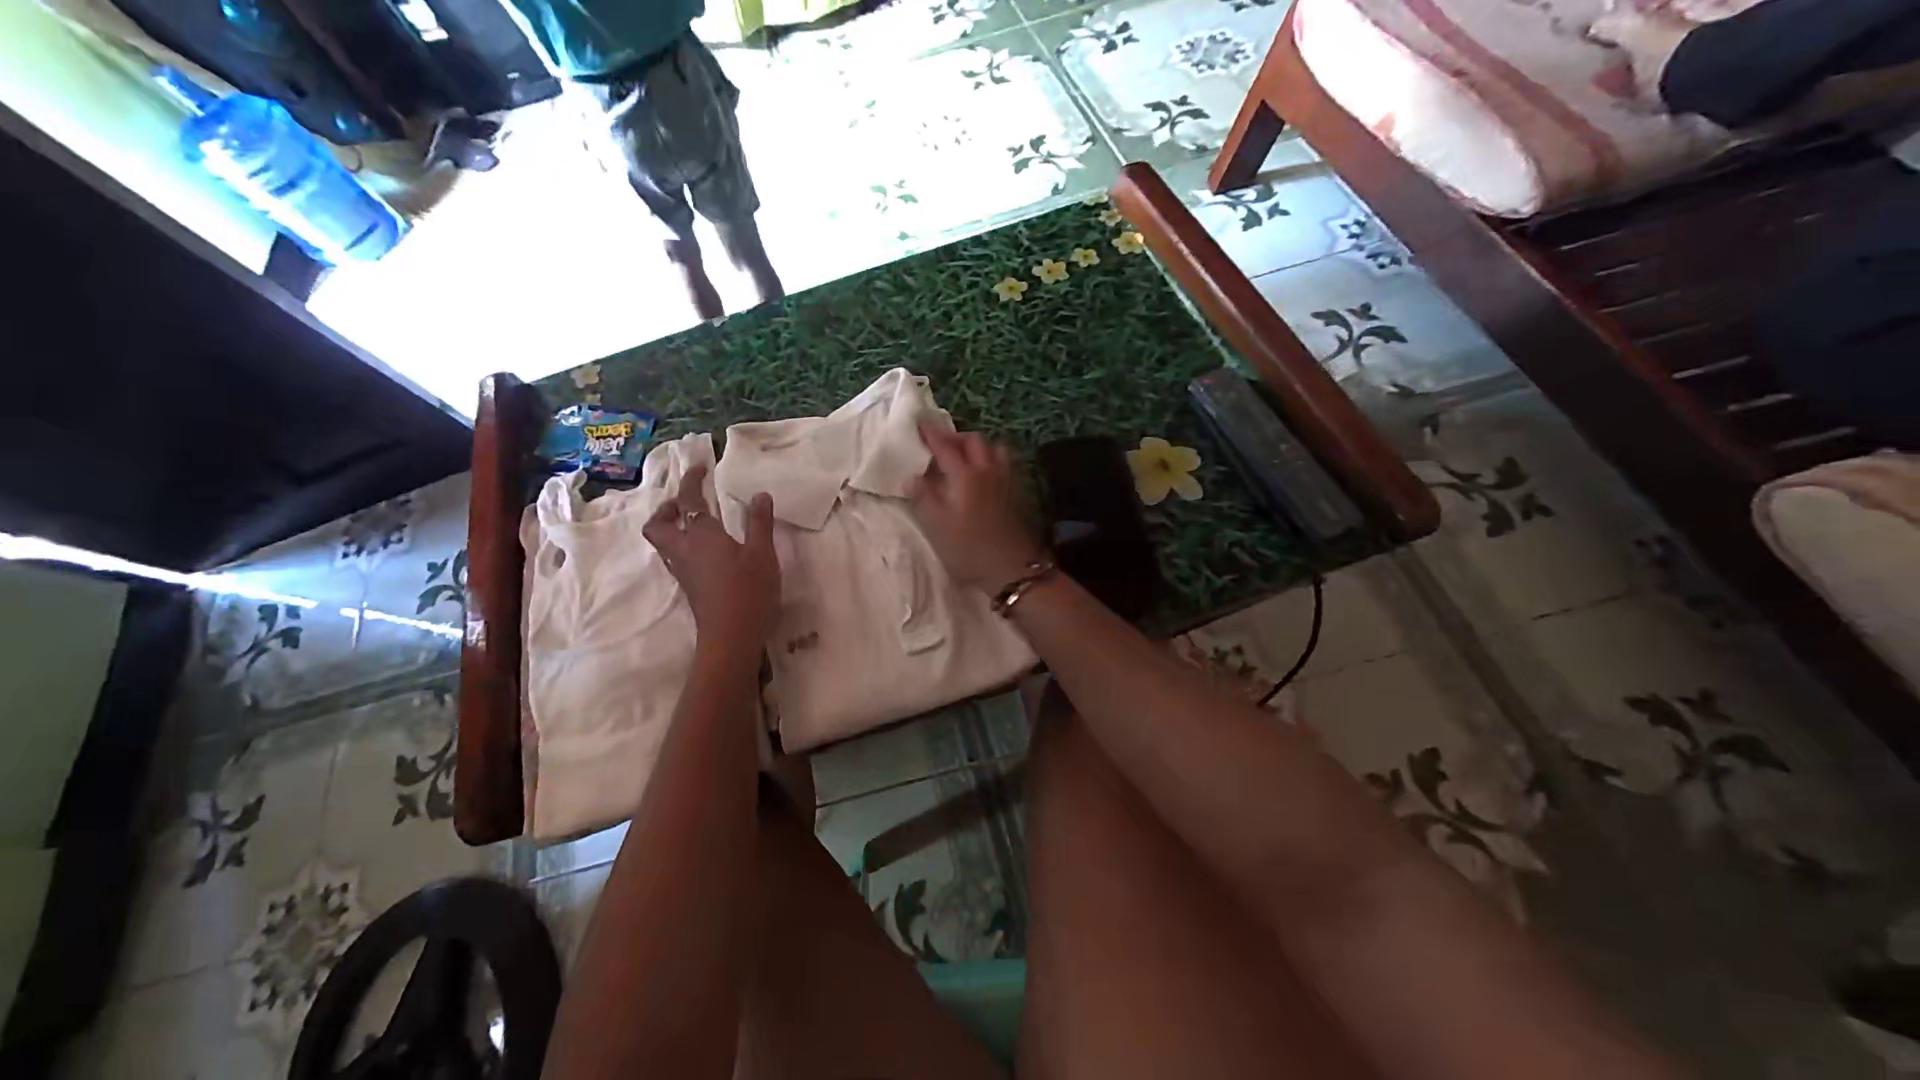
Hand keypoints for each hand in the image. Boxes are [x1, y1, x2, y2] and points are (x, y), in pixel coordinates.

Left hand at [643, 465, 779, 650]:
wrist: (731, 636)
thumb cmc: (748, 590)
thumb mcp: (762, 553)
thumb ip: (760, 522)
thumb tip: (760, 494)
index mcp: (701, 535)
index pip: (687, 501)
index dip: (690, 481)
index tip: (699, 468)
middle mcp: (683, 550)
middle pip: (658, 524)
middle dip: (667, 508)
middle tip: (687, 502)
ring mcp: (683, 571)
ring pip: (664, 542)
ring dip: (672, 527)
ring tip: (697, 523)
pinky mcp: (688, 586)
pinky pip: (675, 556)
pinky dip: (683, 544)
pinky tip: (707, 549)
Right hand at [906, 422, 1045, 593]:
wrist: (1011, 568)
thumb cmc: (968, 548)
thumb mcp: (936, 525)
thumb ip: (922, 497)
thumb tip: (911, 477)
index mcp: (965, 475)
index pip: (945, 447)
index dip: (931, 434)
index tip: (920, 423)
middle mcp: (987, 470)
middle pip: (973, 441)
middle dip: (956, 437)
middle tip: (941, 442)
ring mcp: (1005, 480)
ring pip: (994, 449)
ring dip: (978, 446)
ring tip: (966, 456)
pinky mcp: (1016, 493)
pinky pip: (1005, 464)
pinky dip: (992, 459)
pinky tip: (985, 474)